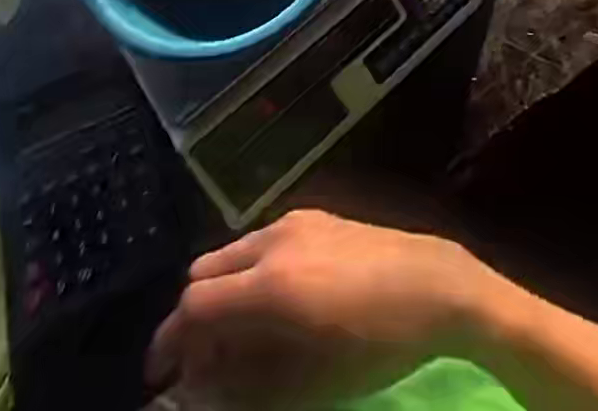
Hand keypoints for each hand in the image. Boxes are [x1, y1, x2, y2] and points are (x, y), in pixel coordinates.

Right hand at [147, 211, 506, 407]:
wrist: (435, 283)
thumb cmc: (378, 343)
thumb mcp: (313, 382)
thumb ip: (249, 381)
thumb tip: (204, 383)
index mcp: (269, 284)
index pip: (195, 307)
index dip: (170, 342)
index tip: (162, 374)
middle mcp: (271, 240)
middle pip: (204, 272)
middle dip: (193, 316)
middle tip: (203, 358)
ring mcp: (293, 221)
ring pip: (231, 252)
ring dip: (222, 289)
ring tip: (240, 329)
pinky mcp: (313, 214)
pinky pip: (262, 240)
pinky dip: (249, 269)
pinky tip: (277, 296)